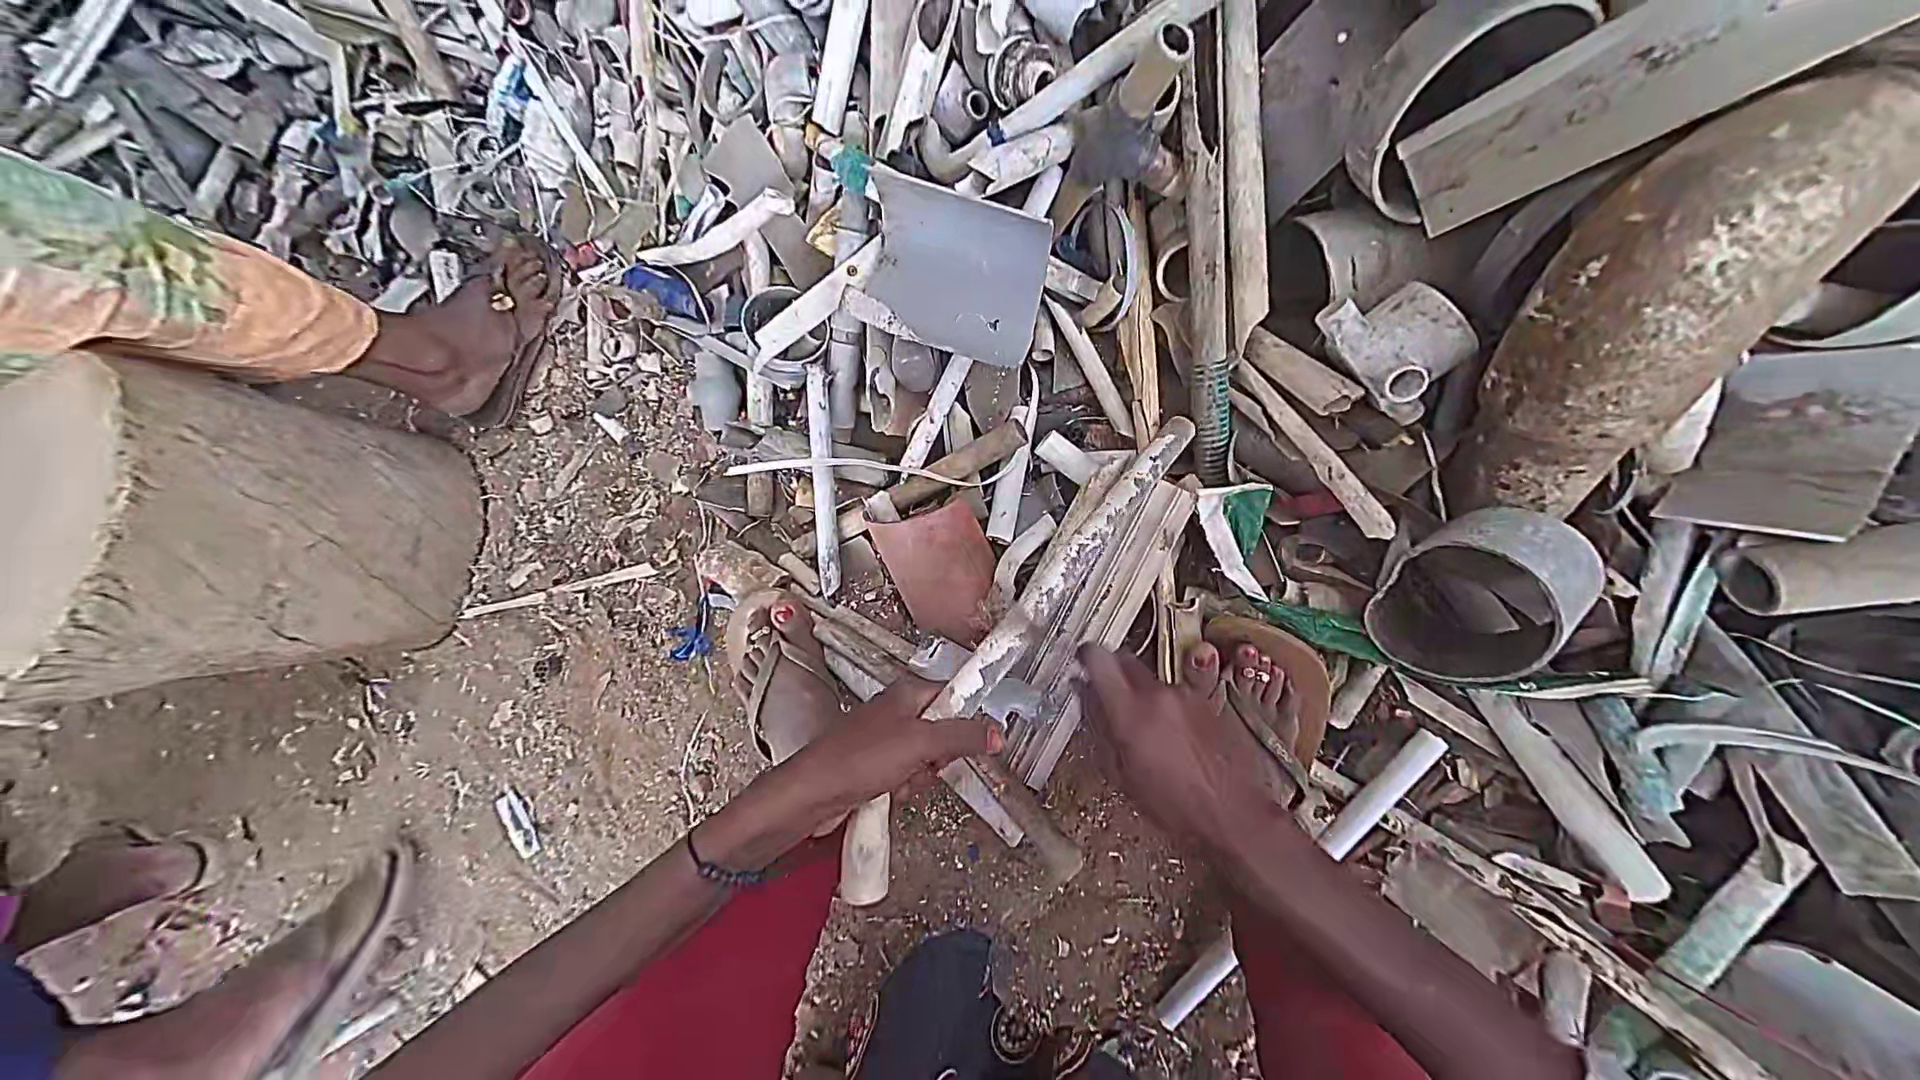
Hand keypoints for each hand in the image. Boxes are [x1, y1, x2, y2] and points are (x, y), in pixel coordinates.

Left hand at [694, 677, 998, 869]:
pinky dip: (907, 786)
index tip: (984, 738)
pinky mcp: (880, 764)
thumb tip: (997, 731)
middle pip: (946, 730)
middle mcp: (900, 710)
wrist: (813, 796)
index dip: (970, 718)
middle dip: (942, 755)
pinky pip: (912, 774)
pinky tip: (892, 791)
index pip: (956, 695)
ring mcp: (889, 738)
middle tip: (929, 763)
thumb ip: (962, 735)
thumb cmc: (857, 759)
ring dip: (923, 775)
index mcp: (910, 692)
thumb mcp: (920, 744)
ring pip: (930, 757)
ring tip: (903, 778)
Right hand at [1075, 645, 1290, 862]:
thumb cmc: (1173, 804)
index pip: (1099, 659)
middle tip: (1109, 697)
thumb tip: (1085, 695)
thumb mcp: (1121, 772)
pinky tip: (1172, 737)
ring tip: (1146, 730)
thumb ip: (1098, 725)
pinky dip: (1167, 706)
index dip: (1086, 656)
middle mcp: (1158, 693)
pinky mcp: (1207, 701)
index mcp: (1130, 710)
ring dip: (1142, 695)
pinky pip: (1175, 693)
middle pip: (1125, 661)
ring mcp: (1186, 694)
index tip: (1082, 660)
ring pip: (1151, 680)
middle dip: (1113, 673)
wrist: (1232, 814)